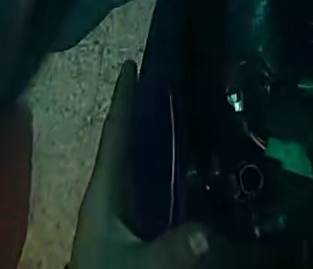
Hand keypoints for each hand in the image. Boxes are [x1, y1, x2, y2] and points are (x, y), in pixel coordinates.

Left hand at [73, 62, 217, 268]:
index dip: (123, 99)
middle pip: (126, 141)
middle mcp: (111, 193)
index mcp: (103, 191)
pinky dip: (166, 163)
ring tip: (180, 104)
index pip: (115, 134)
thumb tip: (209, 230)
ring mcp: (121, 211)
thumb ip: (169, 250)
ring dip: (155, 133)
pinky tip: (189, 158)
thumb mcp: (137, 266)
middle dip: (143, 108)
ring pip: (138, 161)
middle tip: (166, 74)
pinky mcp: (134, 227)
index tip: (130, 63)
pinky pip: (151, 183)